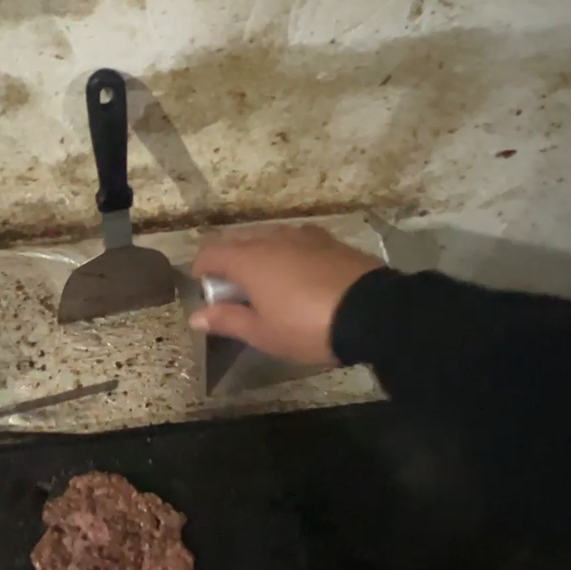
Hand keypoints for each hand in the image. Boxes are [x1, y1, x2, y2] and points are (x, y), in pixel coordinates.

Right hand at [189, 225, 383, 364]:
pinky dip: (287, 254)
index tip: (206, 289)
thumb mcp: (263, 333)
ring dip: (259, 256)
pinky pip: (296, 242)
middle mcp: (272, 238)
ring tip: (268, 285)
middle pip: (237, 241)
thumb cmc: (307, 327)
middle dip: (229, 262)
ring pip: (268, 238)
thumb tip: (196, 317)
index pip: (210, 252)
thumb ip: (227, 320)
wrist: (374, 313)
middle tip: (236, 293)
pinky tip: (298, 276)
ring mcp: (303, 235)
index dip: (201, 269)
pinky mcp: (330, 241)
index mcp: (248, 259)